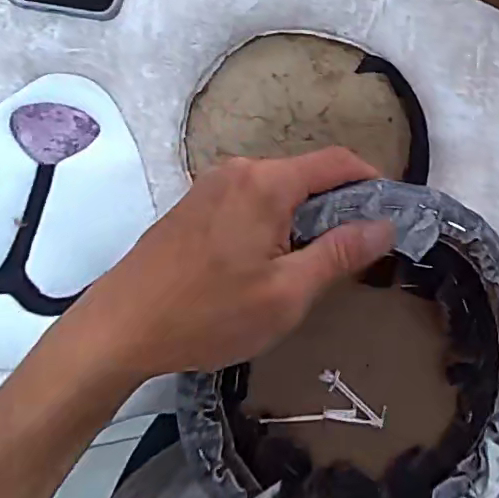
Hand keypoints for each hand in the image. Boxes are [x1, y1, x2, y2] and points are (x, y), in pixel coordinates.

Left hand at [60, 149, 396, 381]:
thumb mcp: (286, 293)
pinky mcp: (194, 204)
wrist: (110, 335)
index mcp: (268, 182)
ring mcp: (212, 184)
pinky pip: (251, 197)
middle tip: (353, 245)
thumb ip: (341, 253)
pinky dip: (275, 216)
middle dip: (338, 202)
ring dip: (305, 212)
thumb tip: (385, 226)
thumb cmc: (205, 314)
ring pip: (280, 187)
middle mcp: (241, 170)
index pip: (339, 162)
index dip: (372, 180)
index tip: (388, 210)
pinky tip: (267, 258)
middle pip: (309, 173)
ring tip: (311, 257)